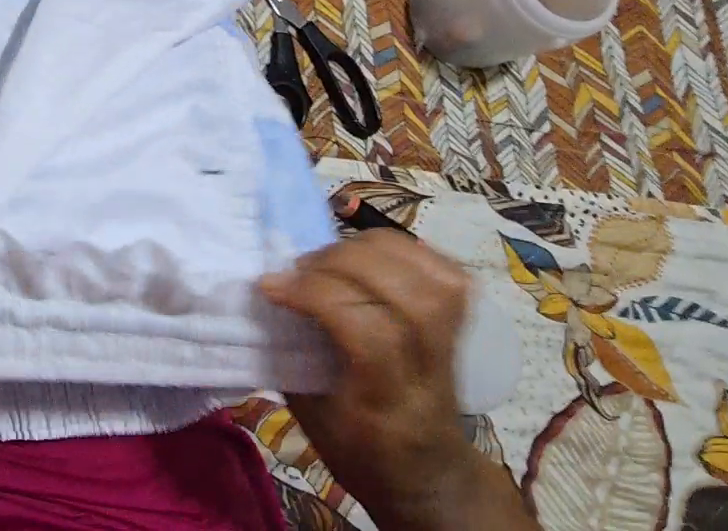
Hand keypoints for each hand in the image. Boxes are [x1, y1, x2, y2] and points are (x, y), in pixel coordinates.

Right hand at [260, 230, 535, 530]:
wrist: (430, 478)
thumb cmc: (361, 452)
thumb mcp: (313, 417)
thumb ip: (291, 356)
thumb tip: (264, 299)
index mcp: (390, 405)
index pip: (371, 334)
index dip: (316, 295)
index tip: (270, 285)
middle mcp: (431, 373)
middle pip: (410, 298)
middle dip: (344, 263)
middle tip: (302, 267)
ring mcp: (455, 349)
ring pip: (435, 280)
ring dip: (373, 249)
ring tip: (332, 256)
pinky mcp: (463, 328)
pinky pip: (447, 272)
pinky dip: (405, 249)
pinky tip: (369, 252)